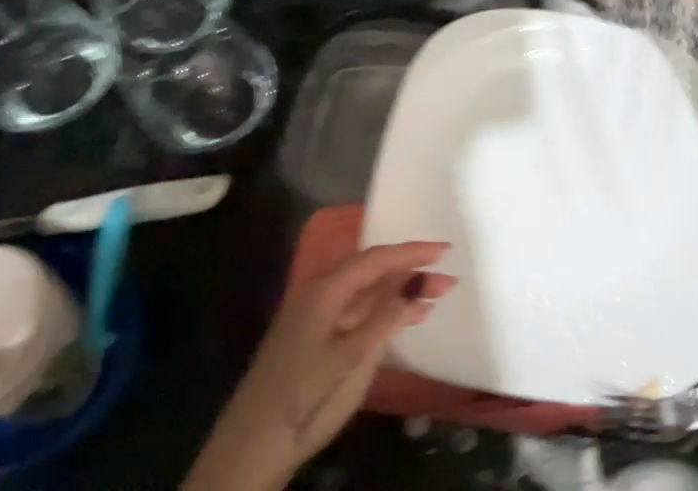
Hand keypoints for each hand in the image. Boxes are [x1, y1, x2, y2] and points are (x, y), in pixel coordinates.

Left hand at [183, 242, 454, 490]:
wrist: (251, 447)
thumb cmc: (306, 399)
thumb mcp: (354, 359)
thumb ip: (387, 318)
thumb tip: (417, 285)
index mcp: (323, 291)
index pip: (375, 259)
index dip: (412, 253)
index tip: (445, 250)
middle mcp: (315, 294)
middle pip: (368, 270)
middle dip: (408, 271)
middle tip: (447, 278)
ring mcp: (310, 317)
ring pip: (360, 291)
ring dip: (396, 291)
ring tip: (433, 296)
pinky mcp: (309, 338)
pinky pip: (351, 310)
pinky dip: (379, 310)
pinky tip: (400, 319)